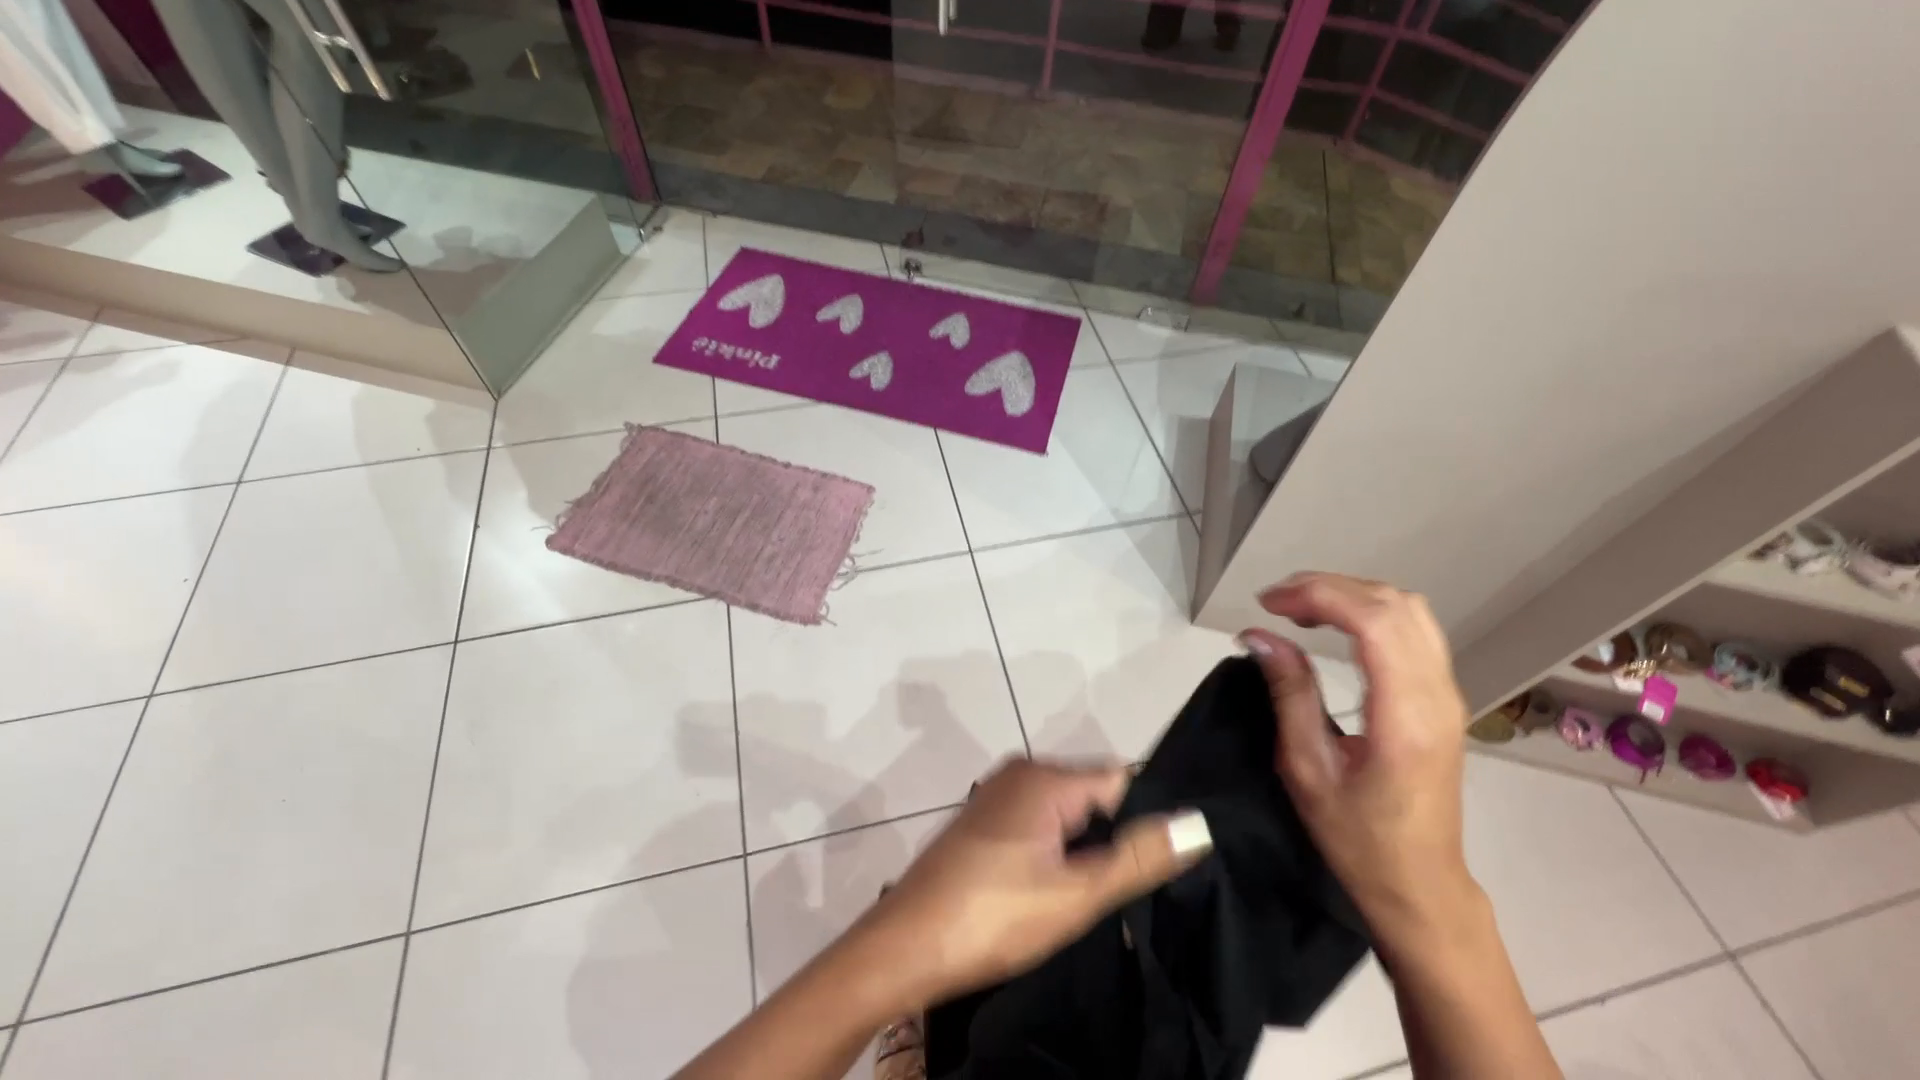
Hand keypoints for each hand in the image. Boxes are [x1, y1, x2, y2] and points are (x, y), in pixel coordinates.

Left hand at [852, 758, 1211, 1009]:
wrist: (904, 947)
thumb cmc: (993, 917)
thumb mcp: (1076, 894)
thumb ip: (1138, 858)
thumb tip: (1197, 823)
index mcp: (1043, 777)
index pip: (1121, 780)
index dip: (1143, 821)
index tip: (1156, 867)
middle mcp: (1018, 774)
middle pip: (1092, 797)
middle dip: (1112, 839)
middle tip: (1120, 893)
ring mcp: (994, 799)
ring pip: (1065, 817)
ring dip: (1082, 853)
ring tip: (1089, 899)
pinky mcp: (981, 826)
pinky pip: (1037, 828)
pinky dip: (1053, 856)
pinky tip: (1052, 896)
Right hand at [1238, 572, 1479, 943]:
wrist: (1420, 882)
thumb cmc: (1358, 838)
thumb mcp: (1308, 771)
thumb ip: (1289, 695)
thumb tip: (1259, 636)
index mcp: (1406, 716)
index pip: (1375, 622)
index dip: (1319, 595)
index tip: (1269, 603)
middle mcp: (1439, 695)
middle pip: (1395, 604)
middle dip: (1331, 587)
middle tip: (1277, 602)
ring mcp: (1449, 695)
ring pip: (1410, 611)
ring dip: (1353, 596)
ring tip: (1300, 609)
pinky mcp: (1445, 699)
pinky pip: (1415, 631)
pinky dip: (1372, 613)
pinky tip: (1336, 628)